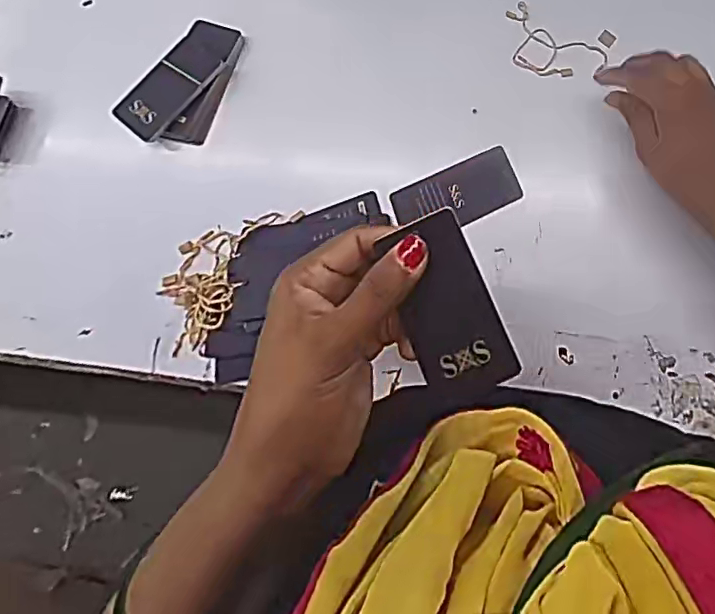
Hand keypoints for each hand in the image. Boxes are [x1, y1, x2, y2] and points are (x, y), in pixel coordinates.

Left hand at [221, 226, 425, 511]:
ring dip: (410, 306)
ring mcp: (345, 321)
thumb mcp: (335, 342)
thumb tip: (412, 249)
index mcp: (307, 280)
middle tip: (431, 286)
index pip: (359, 240)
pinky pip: (396, 321)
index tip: (429, 246)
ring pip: (392, 292)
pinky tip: (412, 345)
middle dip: (406, 275)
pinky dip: (410, 330)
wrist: (283, 475)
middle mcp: (326, 294)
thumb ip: (377, 293)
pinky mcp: (362, 345)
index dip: (394, 240)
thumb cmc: (286, 410)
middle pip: (379, 264)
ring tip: (416, 326)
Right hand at [597, 52, 714, 231]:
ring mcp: (709, 94)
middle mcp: (693, 90)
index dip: (616, 75)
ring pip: (678, 62)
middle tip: (617, 76)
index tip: (604, 78)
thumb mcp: (650, 150)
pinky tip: (667, 82)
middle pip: (659, 63)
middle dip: (634, 65)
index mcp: (672, 98)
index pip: (637, 75)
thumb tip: (620, 98)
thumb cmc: (693, 180)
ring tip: (639, 75)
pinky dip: (676, 68)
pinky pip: (694, 71)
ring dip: (656, 64)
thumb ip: (634, 116)